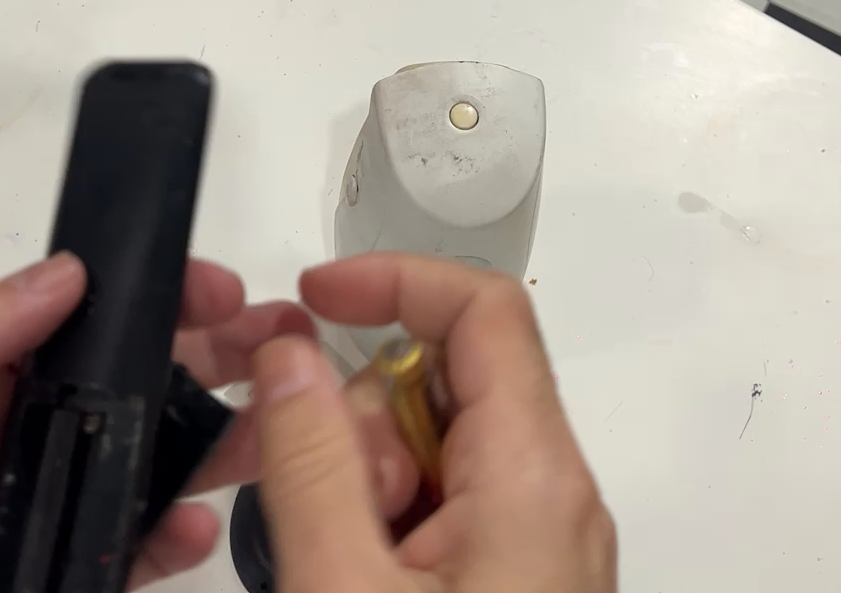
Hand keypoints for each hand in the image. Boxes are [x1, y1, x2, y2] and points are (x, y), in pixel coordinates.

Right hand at [251, 253, 616, 592]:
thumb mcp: (343, 590)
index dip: (394, 279)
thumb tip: (288, 349)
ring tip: (346, 561)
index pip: (483, 307)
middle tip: (328, 506)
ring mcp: (538, 536)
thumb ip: (309, 460)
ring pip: (433, 434)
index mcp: (532, 475)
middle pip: (446, 373)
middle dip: (365, 412)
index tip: (312, 299)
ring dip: (368, 470)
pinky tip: (362, 573)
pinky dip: (384, 508)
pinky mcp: (519, 574)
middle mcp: (551, 490)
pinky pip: (440, 491)